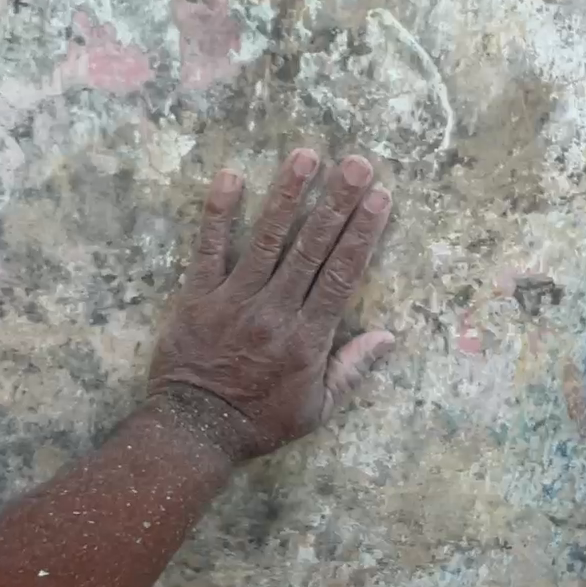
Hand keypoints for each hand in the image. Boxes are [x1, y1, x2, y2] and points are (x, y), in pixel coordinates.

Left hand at [147, 148, 394, 460]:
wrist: (196, 430)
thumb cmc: (261, 421)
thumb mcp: (318, 409)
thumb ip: (353, 370)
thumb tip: (389, 336)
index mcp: (308, 338)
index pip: (341, 275)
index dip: (362, 233)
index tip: (379, 197)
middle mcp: (275, 311)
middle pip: (311, 248)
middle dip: (336, 203)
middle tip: (355, 163)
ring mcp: (234, 300)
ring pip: (266, 240)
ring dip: (287, 196)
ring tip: (304, 156)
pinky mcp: (197, 297)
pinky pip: (209, 250)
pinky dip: (218, 215)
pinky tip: (230, 178)